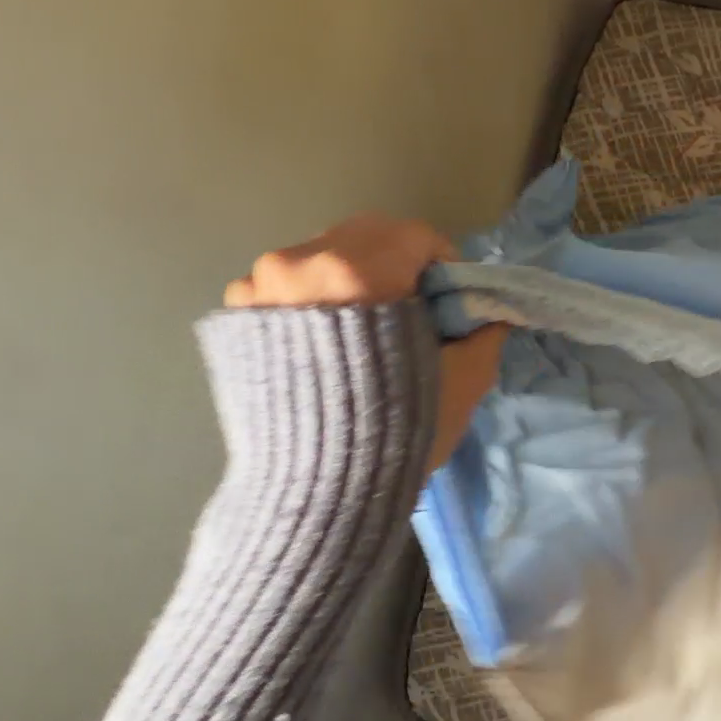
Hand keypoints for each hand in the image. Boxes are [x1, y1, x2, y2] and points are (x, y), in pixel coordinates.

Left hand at [226, 213, 502, 470]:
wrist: (322, 484)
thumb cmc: (404, 426)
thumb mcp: (466, 377)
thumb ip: (481, 330)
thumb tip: (487, 310)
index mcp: (356, 271)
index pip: (414, 236)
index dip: (446, 265)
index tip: (453, 303)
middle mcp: (297, 263)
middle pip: (363, 239)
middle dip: (399, 268)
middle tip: (418, 317)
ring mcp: (255, 287)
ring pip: (322, 261)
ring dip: (355, 286)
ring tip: (372, 338)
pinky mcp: (233, 315)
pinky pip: (287, 289)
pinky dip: (317, 306)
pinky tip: (332, 352)